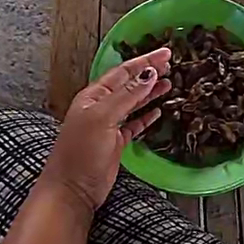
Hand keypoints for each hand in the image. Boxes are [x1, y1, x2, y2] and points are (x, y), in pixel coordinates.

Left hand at [39, 46, 173, 213]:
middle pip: (130, 84)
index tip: (166, 53)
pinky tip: (158, 110)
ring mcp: (109, 125)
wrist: (72, 190)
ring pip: (134, 102)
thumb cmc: (81, 152)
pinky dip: (147, 116)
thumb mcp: (103, 117)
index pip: (124, 72)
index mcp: (94, 96)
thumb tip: (148, 74)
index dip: (145, 61)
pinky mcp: (116, 142)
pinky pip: (135, 124)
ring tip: (169, 83)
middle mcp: (101, 107)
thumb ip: (127, 95)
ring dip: (151, 92)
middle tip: (170, 64)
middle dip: (150, 72)